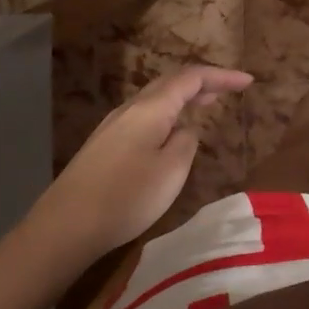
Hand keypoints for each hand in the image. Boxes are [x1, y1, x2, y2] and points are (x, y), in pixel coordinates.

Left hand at [29, 65, 251, 260]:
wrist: (60, 232)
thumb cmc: (125, 197)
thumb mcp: (172, 170)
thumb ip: (186, 141)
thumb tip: (182, 129)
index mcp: (150, 108)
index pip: (192, 77)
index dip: (222, 76)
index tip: (249, 81)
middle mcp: (129, 110)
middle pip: (170, 83)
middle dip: (202, 82)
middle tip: (228, 89)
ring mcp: (110, 128)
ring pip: (154, 99)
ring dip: (182, 97)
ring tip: (203, 105)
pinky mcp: (101, 148)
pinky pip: (142, 116)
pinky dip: (165, 113)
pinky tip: (168, 132)